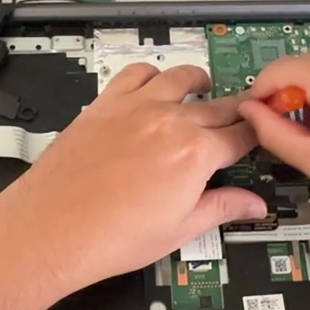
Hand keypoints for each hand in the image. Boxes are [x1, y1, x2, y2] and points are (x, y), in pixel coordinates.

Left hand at [0, 63, 264, 293]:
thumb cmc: (109, 236)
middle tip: (239, 119)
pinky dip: (153, 75)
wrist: (52, 230)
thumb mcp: (179, 231)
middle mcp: (170, 121)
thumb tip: (253, 205)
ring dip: (199, 83)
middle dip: (235, 112)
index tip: (257, 138)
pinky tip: (154, 86)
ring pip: (181, 78)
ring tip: (205, 89)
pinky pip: (137, 73)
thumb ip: (222, 208)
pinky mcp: (106, 103)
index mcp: (195, 154)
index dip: (254, 136)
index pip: (241, 135)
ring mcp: (136, 107)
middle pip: (218, 105)